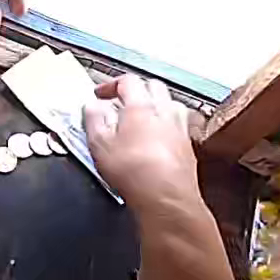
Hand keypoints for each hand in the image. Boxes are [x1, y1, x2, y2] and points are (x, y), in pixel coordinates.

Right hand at [85, 75, 205, 220]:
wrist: (166, 198)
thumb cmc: (133, 171)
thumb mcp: (99, 144)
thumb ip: (93, 120)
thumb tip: (92, 106)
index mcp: (140, 106)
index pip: (128, 81)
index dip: (111, 84)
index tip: (100, 94)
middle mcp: (164, 111)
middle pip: (152, 86)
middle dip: (134, 89)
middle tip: (118, 101)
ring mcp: (179, 127)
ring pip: (169, 102)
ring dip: (153, 104)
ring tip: (139, 116)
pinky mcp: (187, 145)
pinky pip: (178, 123)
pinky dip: (164, 122)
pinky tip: (156, 136)